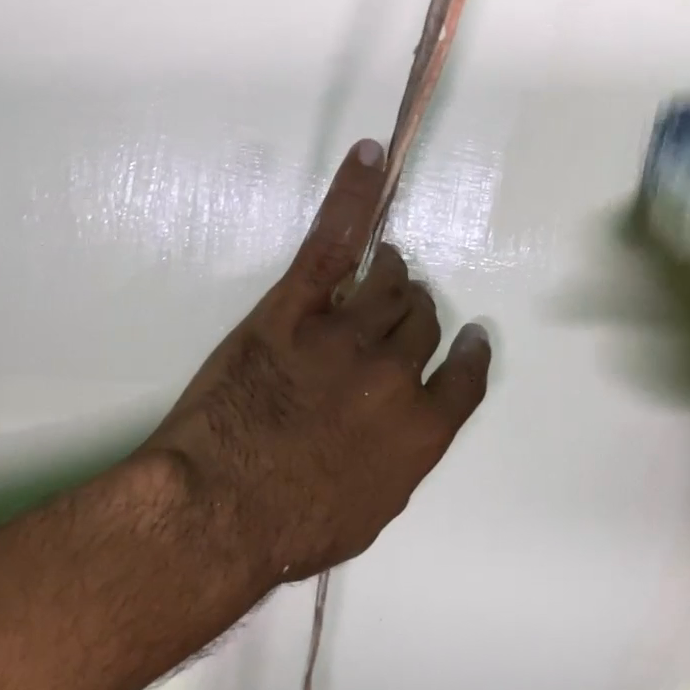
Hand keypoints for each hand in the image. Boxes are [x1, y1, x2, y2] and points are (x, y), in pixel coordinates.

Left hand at [142, 139, 492, 584]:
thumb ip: (394, 463)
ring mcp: (345, 335)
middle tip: (400, 311)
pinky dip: (354, 195)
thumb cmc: (290, 531)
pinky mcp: (293, 310)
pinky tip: (368, 157)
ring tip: (387, 265)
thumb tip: (397, 435)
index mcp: (422, 431)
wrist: (222, 509)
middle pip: (423, 321)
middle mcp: (397, 373)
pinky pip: (334, 240)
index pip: (464, 376)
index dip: (467, 353)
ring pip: (389, 283)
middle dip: (417, 314)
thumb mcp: (364, 514)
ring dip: (393, 274)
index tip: (468, 339)